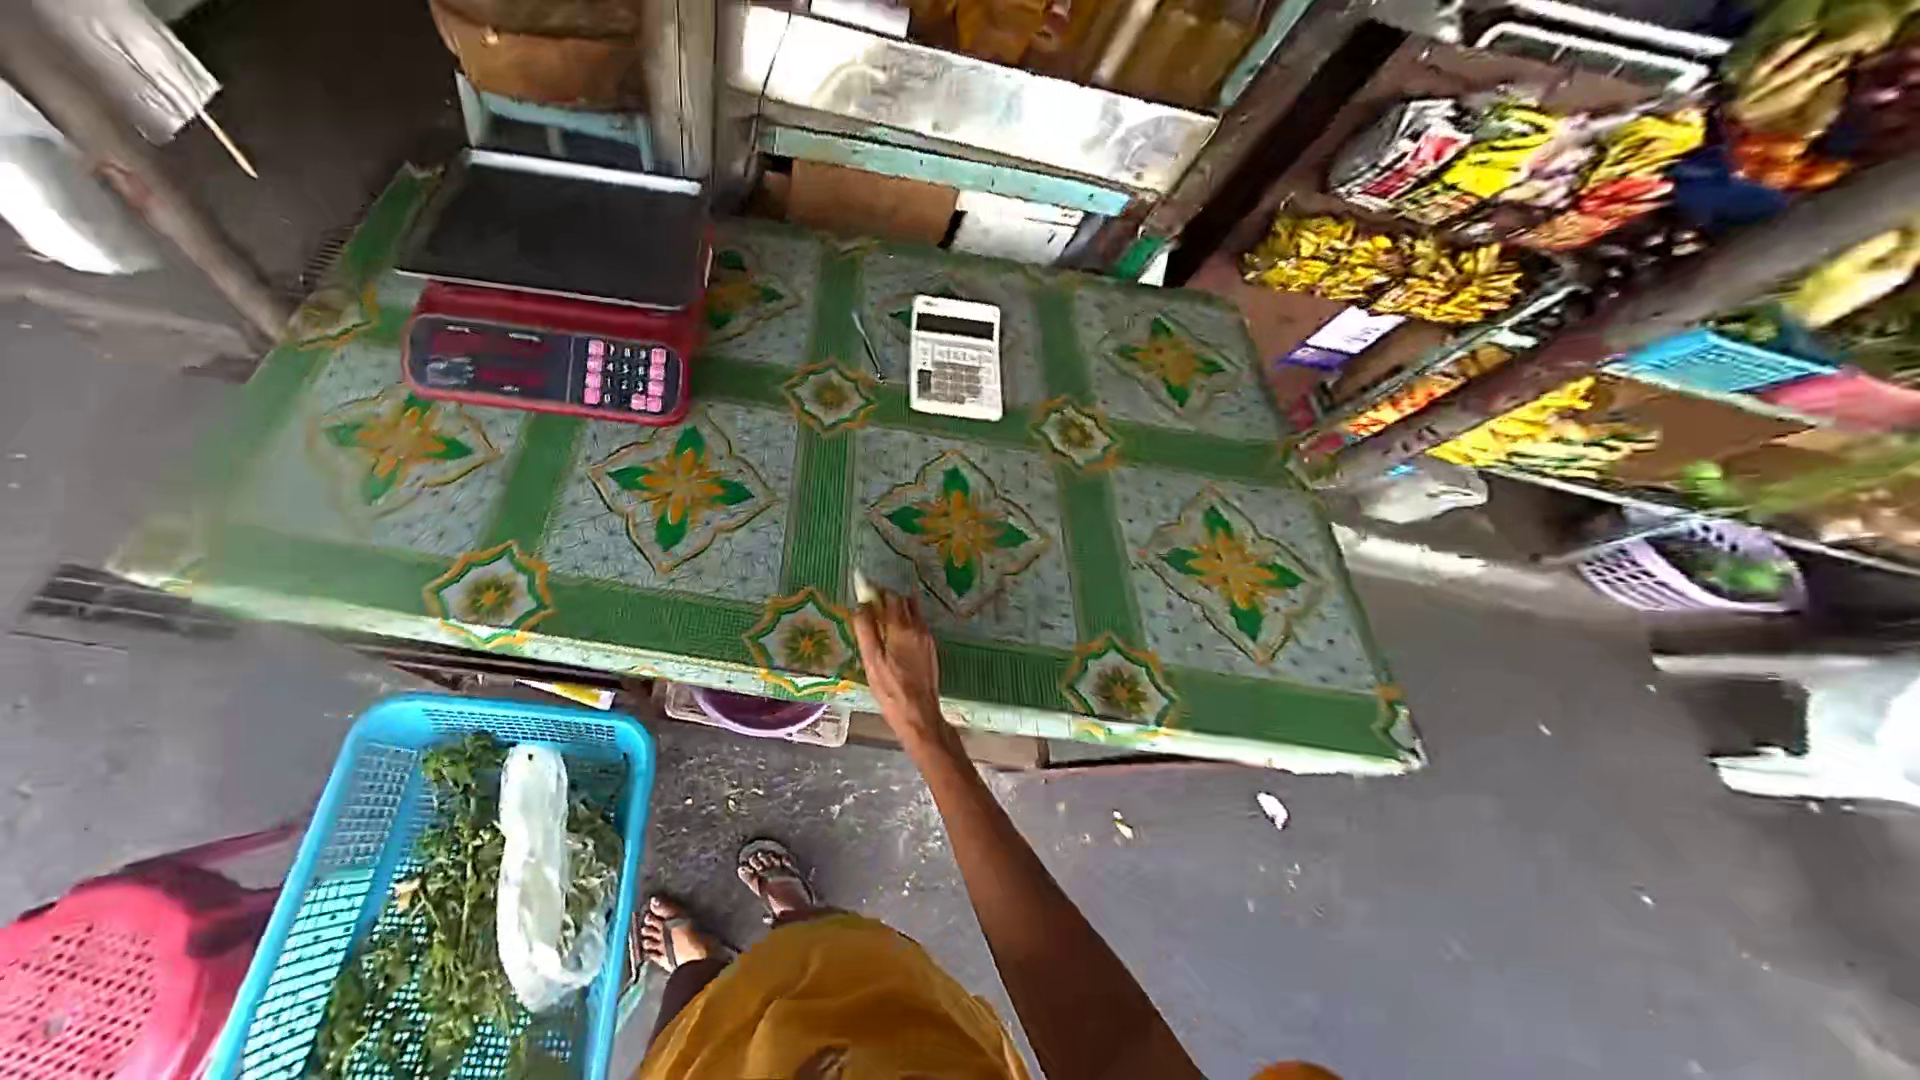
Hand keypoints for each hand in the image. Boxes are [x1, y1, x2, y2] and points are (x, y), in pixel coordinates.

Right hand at [851, 589, 948, 747]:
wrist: (919, 712)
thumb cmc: (890, 688)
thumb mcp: (871, 660)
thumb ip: (866, 630)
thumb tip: (861, 606)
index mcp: (902, 627)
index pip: (890, 597)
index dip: (877, 591)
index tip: (865, 592)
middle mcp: (918, 627)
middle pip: (904, 601)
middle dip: (888, 598)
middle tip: (872, 604)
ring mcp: (927, 638)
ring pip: (914, 612)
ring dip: (899, 609)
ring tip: (882, 618)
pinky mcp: (931, 648)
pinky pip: (918, 625)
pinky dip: (907, 621)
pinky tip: (896, 635)